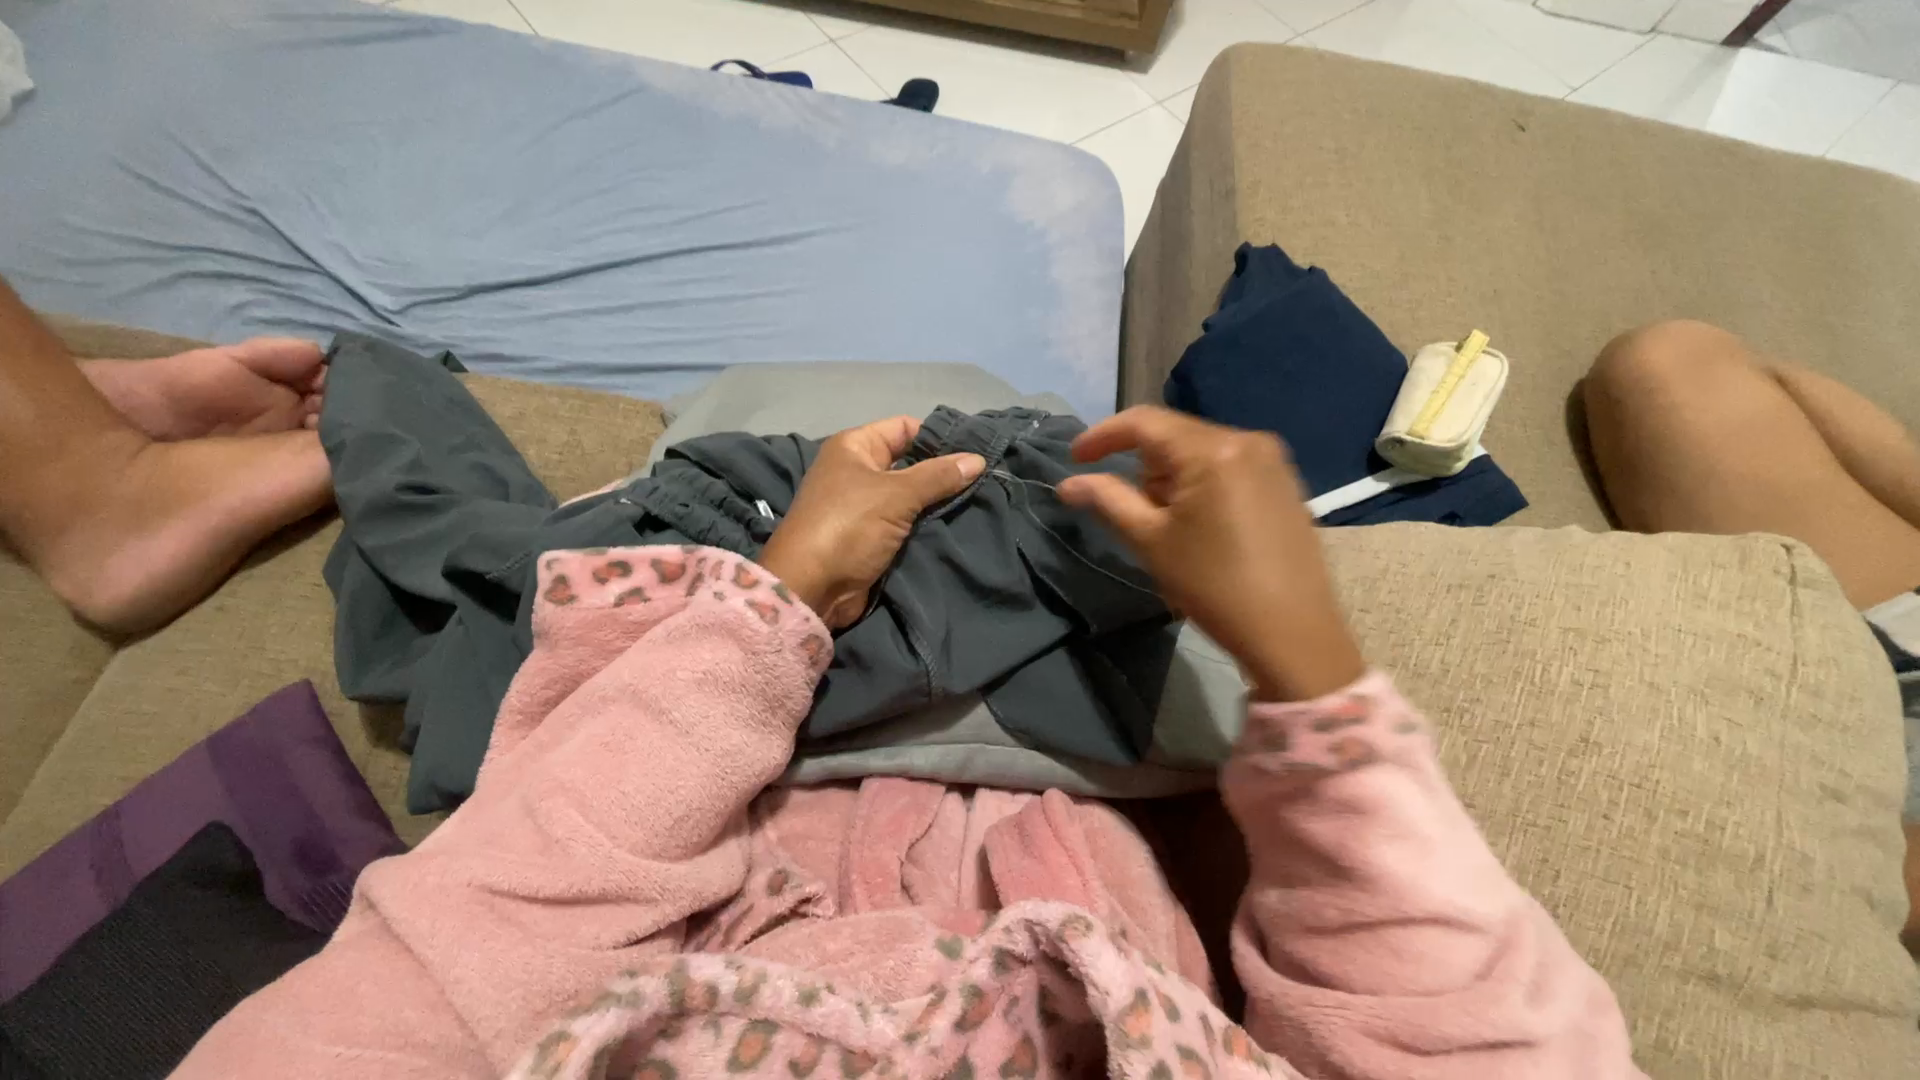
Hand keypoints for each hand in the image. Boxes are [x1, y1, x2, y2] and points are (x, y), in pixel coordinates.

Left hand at [758, 416, 984, 628]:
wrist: (811, 588)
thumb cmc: (848, 526)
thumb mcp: (896, 494)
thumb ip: (938, 476)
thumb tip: (978, 460)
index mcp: (854, 447)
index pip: (904, 428)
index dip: (938, 437)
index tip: (975, 451)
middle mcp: (857, 472)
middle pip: (909, 463)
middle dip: (943, 473)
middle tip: (985, 480)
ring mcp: (862, 507)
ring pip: (910, 498)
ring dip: (937, 503)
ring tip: (980, 503)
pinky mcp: (869, 538)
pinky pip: (905, 525)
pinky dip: (926, 527)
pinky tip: (958, 527)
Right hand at [1058, 406, 1363, 700]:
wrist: (1293, 635)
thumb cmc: (1214, 586)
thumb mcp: (1151, 541)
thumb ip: (1107, 500)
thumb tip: (1068, 483)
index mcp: (1213, 450)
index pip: (1145, 422)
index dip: (1103, 435)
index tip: (1075, 458)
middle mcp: (1249, 440)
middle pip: (1175, 436)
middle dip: (1144, 468)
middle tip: (1134, 515)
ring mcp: (1274, 461)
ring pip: (1201, 453)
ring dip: (1173, 480)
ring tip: (1171, 530)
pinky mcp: (1287, 484)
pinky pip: (1229, 468)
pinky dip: (1202, 487)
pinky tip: (1202, 529)